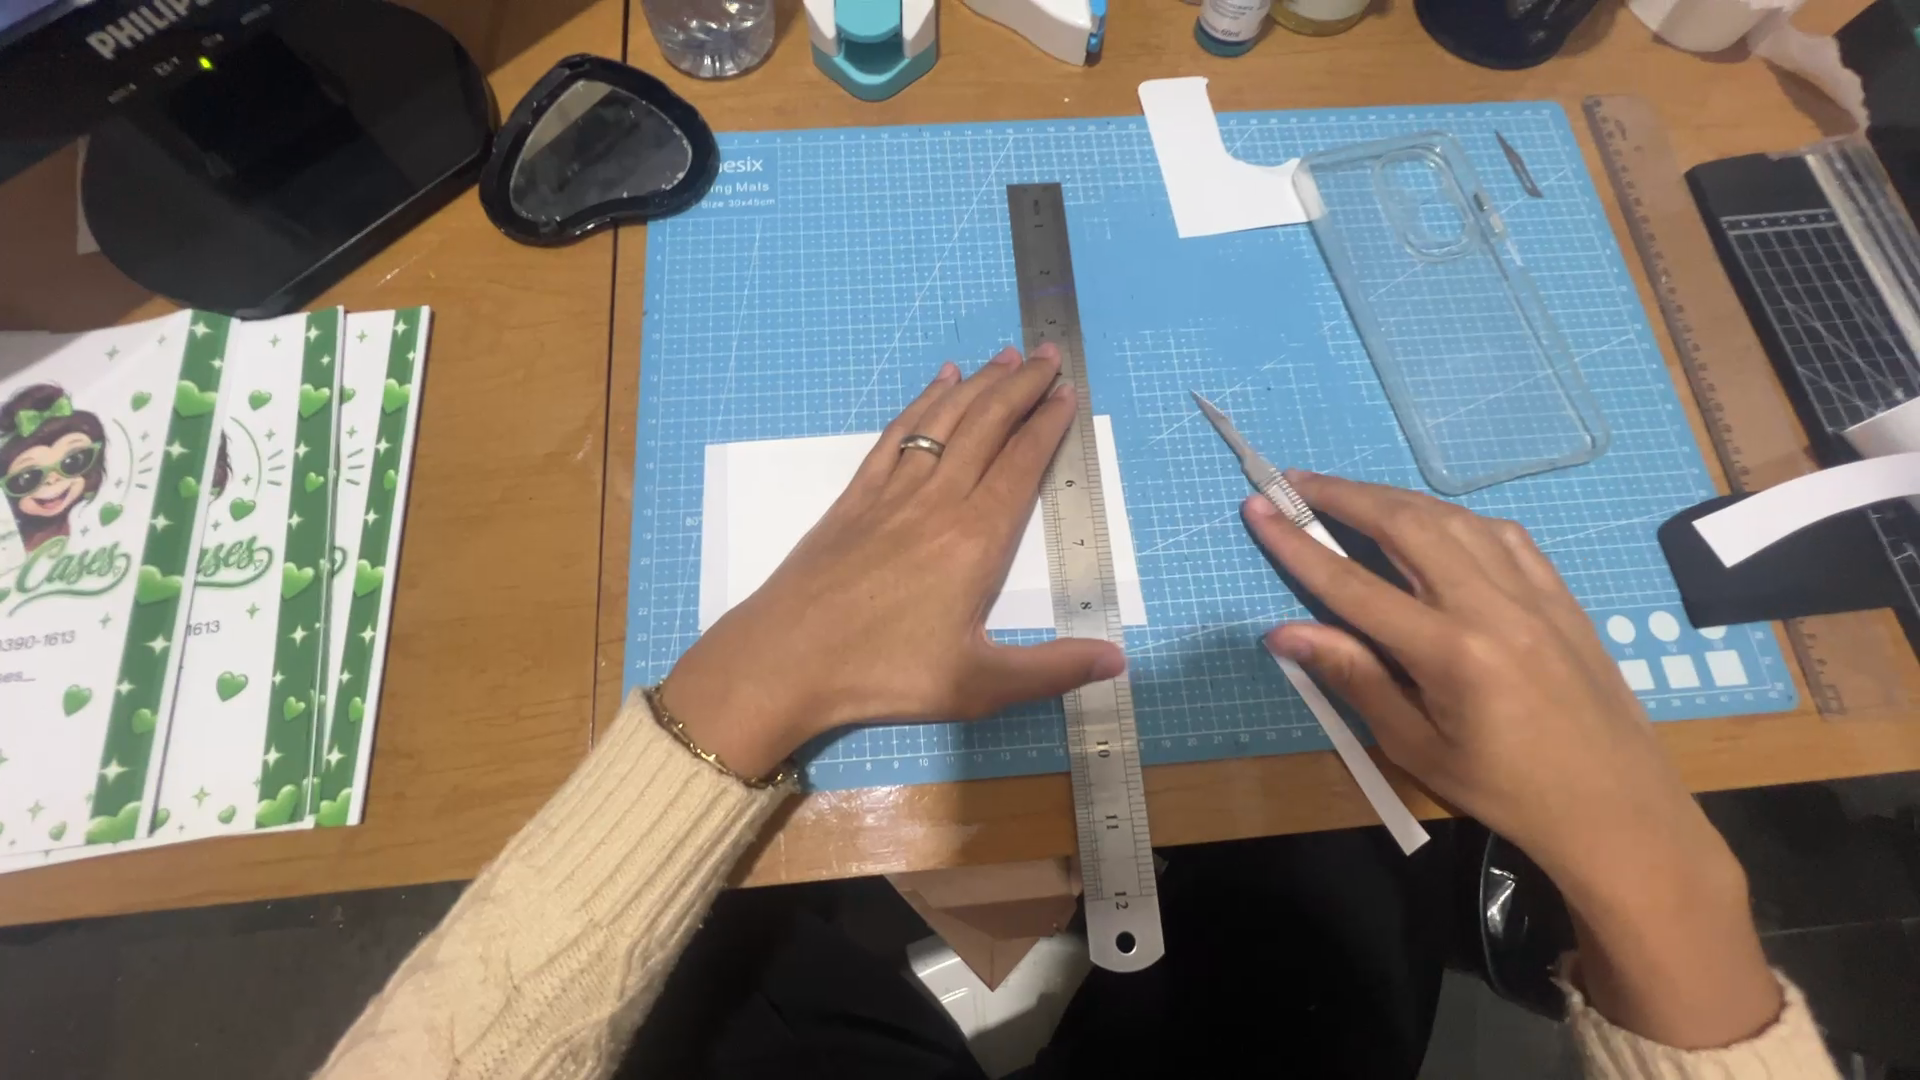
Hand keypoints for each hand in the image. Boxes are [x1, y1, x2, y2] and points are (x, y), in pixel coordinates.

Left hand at [662, 346, 1125, 777]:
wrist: (784, 660)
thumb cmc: (884, 673)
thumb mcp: (978, 685)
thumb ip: (1051, 670)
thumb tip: (1119, 659)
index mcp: (976, 539)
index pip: (1022, 464)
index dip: (1048, 424)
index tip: (1067, 392)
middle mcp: (938, 500)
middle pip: (988, 426)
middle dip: (1022, 385)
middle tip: (1049, 354)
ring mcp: (893, 492)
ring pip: (945, 420)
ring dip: (979, 384)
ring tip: (1006, 355)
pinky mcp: (856, 496)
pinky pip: (897, 434)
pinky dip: (922, 402)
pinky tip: (938, 383)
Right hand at [1244, 472, 1777, 1047]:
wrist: (1622, 814)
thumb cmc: (1504, 790)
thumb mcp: (1414, 745)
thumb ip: (1352, 677)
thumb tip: (1283, 633)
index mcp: (1452, 653)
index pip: (1352, 584)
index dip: (1297, 544)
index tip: (1258, 509)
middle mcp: (1494, 607)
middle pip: (1406, 525)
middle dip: (1344, 495)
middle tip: (1296, 481)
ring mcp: (1535, 594)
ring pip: (1453, 518)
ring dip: (1392, 497)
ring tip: (1347, 492)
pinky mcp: (1560, 595)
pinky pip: (1500, 534)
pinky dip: (1450, 516)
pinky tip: (1428, 520)